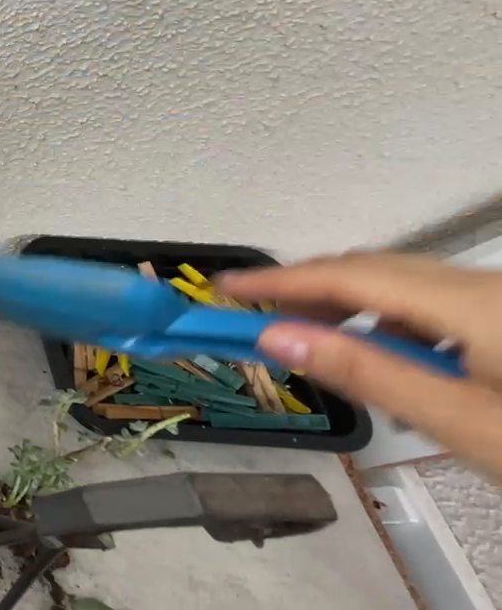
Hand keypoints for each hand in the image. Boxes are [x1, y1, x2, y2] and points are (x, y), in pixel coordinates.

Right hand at [219, 254, 501, 478]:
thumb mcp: (470, 427)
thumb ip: (366, 374)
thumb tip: (273, 336)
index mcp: (476, 305)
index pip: (350, 274)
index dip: (278, 279)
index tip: (222, 288)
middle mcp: (496, 289)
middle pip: (382, 270)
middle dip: (312, 287)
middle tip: (257, 312)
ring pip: (417, 284)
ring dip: (358, 303)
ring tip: (323, 339)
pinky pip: (451, 301)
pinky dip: (404, 318)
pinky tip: (403, 355)